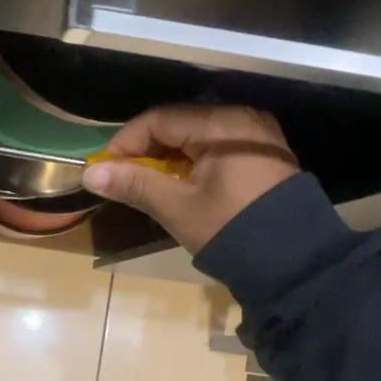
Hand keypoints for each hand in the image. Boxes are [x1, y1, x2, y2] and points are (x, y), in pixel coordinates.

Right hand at [81, 105, 300, 253]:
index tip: (105, 169)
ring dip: (167, 159)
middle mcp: (242, 120)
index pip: (160, 119)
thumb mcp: (177, 208)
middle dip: (146, 151)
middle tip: (124, 180)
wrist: (291, 261)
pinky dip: (191, 163)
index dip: (126, 142)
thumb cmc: (229, 230)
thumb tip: (90, 173)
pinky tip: (180, 186)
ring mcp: (256, 136)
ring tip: (149, 186)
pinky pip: (216, 148)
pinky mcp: (262, 155)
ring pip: (196, 137)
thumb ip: (134, 185)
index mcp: (223, 125)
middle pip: (179, 124)